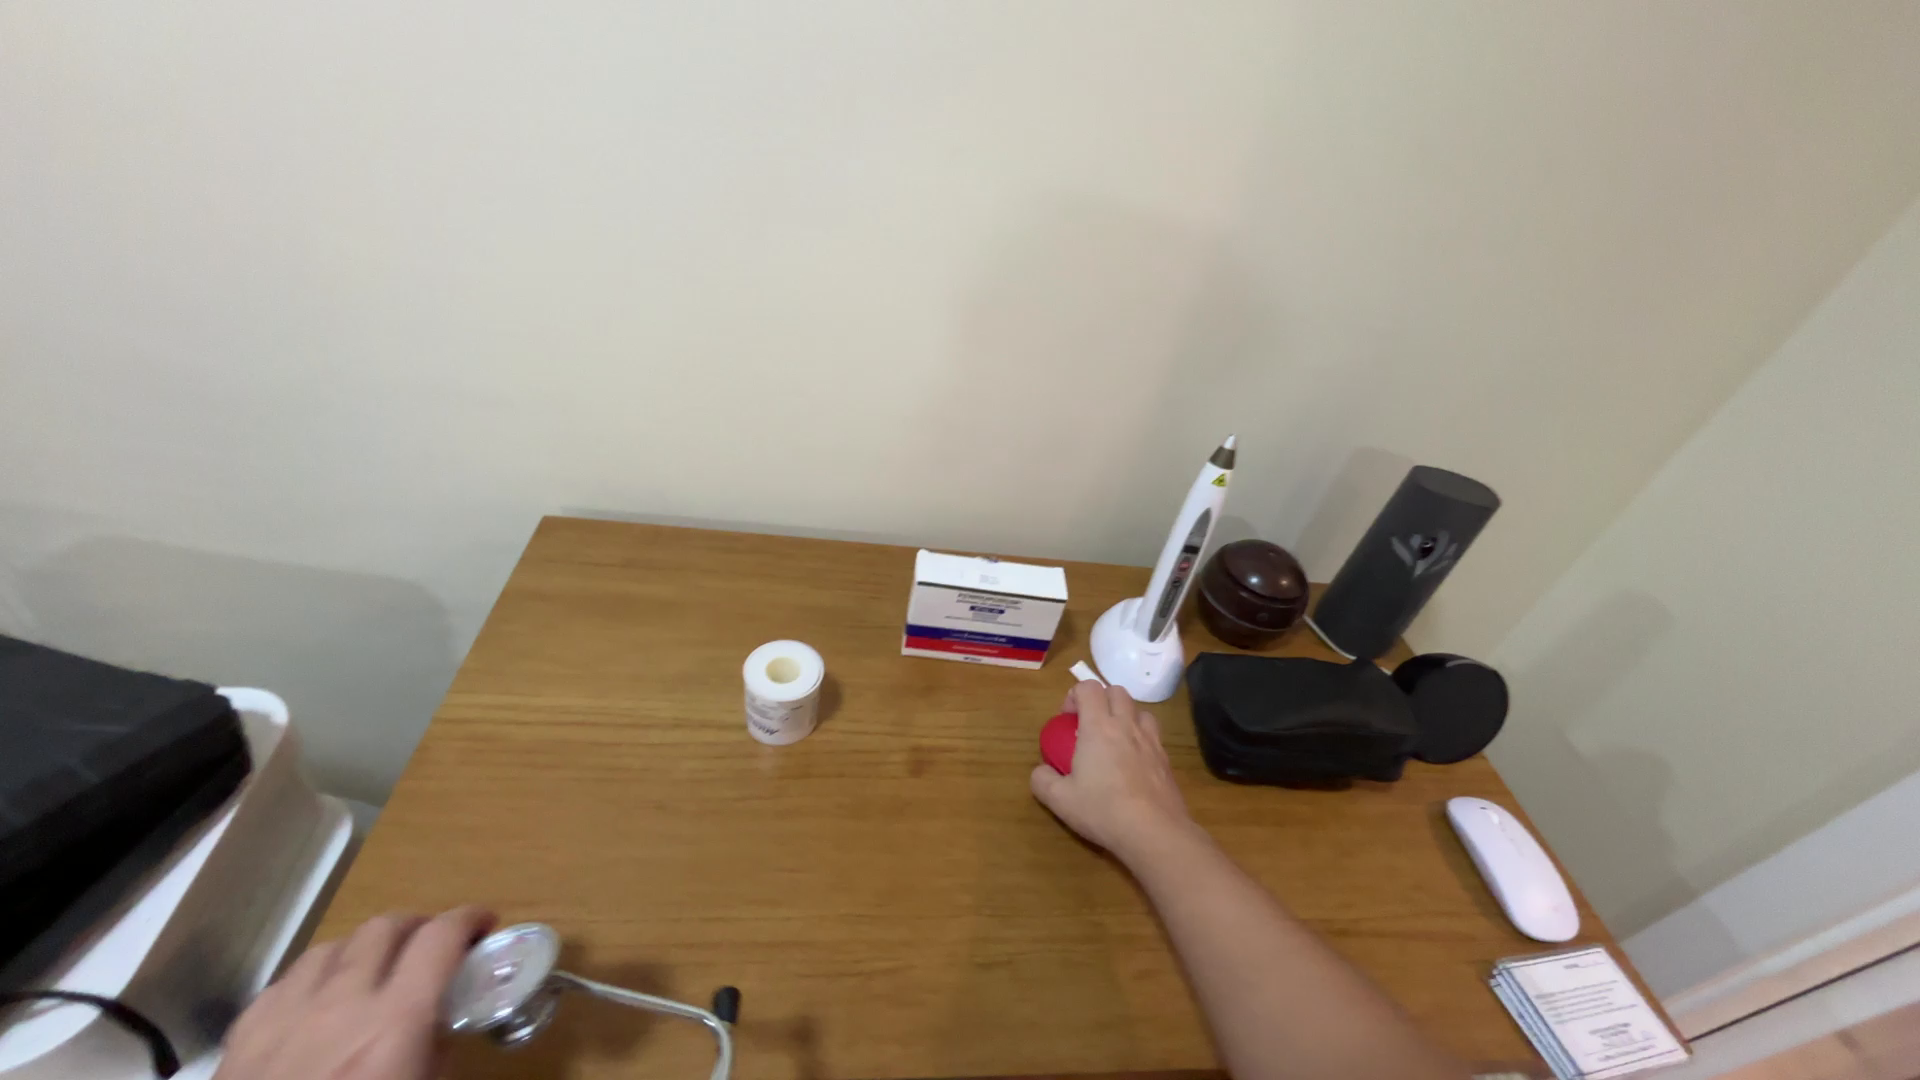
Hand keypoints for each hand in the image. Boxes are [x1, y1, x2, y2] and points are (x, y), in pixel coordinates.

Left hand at [215, 906, 495, 1079]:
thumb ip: (435, 1057)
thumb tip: (439, 1028)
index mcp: (395, 1025)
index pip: (441, 937)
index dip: (470, 919)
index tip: (485, 925)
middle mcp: (341, 1008)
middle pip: (385, 927)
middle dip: (419, 925)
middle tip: (434, 945)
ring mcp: (283, 1023)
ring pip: (331, 947)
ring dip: (364, 947)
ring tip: (376, 967)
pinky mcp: (239, 1046)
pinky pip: (282, 985)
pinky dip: (311, 979)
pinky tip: (318, 1001)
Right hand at [1029, 681, 1199, 863]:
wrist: (1154, 832)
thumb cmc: (1103, 810)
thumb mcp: (1060, 800)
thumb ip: (1043, 780)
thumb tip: (1040, 771)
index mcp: (1098, 727)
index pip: (1088, 687)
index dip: (1074, 695)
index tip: (1066, 719)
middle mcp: (1126, 726)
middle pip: (1116, 691)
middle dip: (1100, 700)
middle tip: (1089, 725)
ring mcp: (1150, 741)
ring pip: (1139, 710)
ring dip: (1124, 716)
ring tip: (1114, 740)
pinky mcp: (1166, 759)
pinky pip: (1153, 735)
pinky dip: (1140, 738)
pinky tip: (1133, 763)